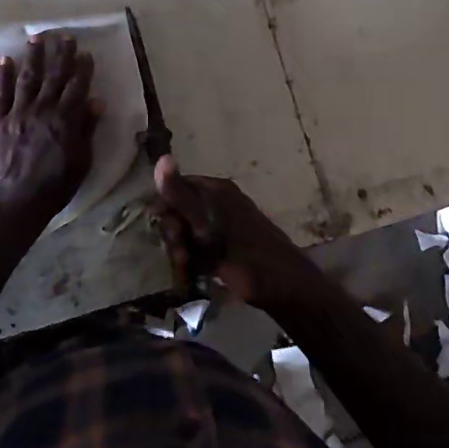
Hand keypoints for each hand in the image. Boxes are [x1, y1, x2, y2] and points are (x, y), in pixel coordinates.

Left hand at [0, 33, 99, 226]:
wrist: (12, 206)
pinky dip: (3, 76)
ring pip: (28, 79)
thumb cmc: (53, 189)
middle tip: (65, 36)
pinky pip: (0, 94)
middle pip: (54, 77)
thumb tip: (97, 102)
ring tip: (37, 38)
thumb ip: (86, 130)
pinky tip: (5, 59)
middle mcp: (42, 110)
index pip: (77, 87)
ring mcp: (17, 114)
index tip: (86, 53)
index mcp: (65, 120)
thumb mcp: (80, 163)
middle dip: (61, 55)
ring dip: (34, 57)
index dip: (82, 69)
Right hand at [154, 155, 322, 313]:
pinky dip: (192, 263)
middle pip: (179, 214)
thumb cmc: (247, 254)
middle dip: (174, 235)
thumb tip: (161, 158)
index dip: (166, 209)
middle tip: (181, 255)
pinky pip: (198, 251)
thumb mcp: (208, 224)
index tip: (168, 231)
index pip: (176, 188)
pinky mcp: (224, 250)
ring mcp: (222, 228)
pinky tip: (191, 275)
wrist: (287, 289)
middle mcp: (218, 204)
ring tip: (187, 269)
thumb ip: (181, 195)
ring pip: (186, 235)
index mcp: (216, 190)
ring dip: (180, 252)